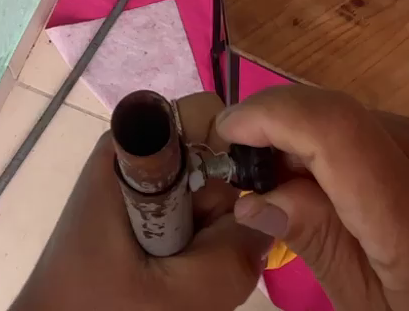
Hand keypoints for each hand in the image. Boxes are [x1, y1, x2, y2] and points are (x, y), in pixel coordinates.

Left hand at [11, 92, 272, 310]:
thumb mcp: (174, 298)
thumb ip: (231, 257)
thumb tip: (277, 217)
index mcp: (130, 150)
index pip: (205, 115)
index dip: (237, 150)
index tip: (252, 201)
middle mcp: (134, 153)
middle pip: (211, 158)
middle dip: (224, 209)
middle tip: (204, 263)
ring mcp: (137, 184)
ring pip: (206, 194)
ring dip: (211, 239)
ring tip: (184, 284)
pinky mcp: (139, 213)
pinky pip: (190, 218)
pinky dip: (196, 251)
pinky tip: (177, 284)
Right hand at [216, 86, 408, 310]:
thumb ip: (319, 243)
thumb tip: (253, 194)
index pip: (333, 128)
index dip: (270, 116)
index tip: (224, 134)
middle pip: (331, 112)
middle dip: (273, 126)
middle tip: (237, 171)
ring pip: (344, 113)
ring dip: (298, 133)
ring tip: (272, 182)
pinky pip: (367, 125)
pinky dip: (328, 141)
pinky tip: (319, 182)